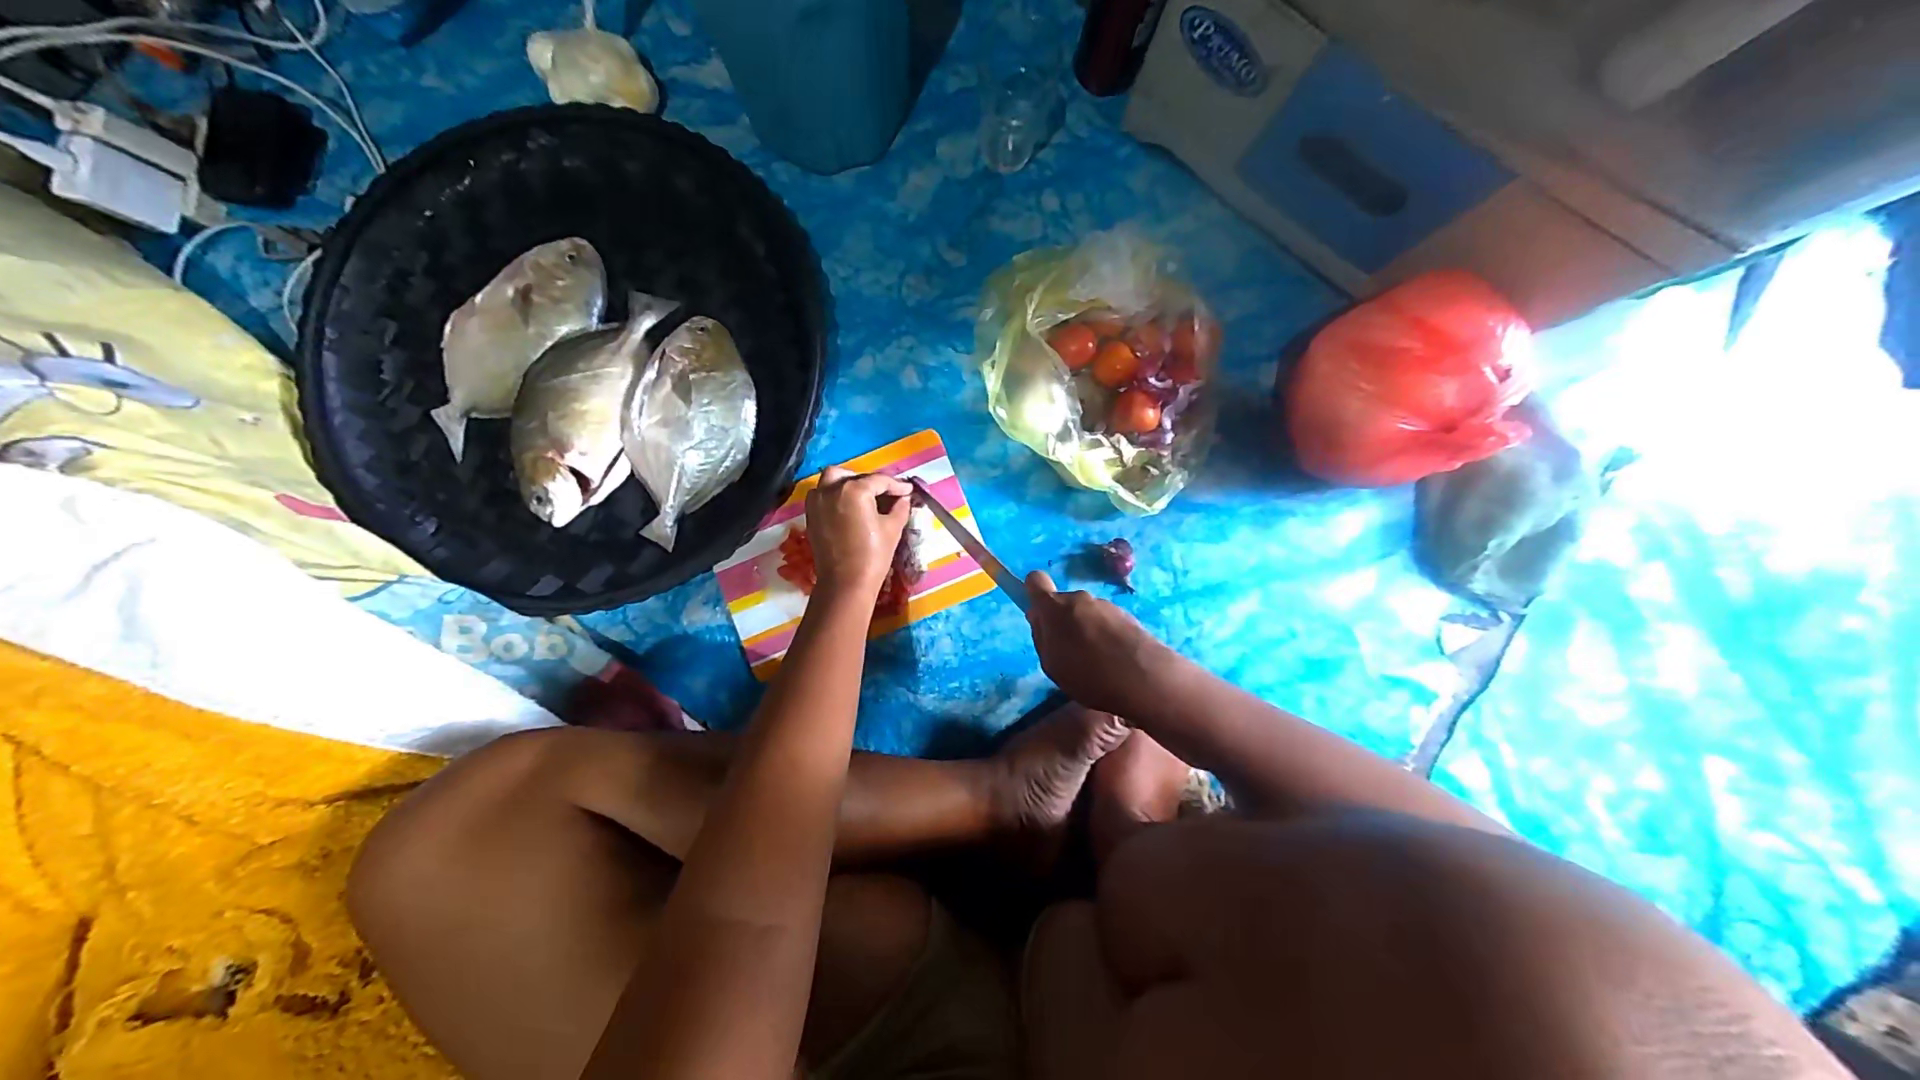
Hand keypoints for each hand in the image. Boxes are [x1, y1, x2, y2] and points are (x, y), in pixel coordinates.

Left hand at [805, 468, 912, 597]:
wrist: (845, 584)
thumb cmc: (873, 556)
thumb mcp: (892, 529)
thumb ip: (900, 508)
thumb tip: (903, 499)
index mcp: (854, 490)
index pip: (879, 480)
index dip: (896, 485)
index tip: (907, 490)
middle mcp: (831, 490)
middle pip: (853, 476)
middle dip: (870, 481)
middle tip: (885, 493)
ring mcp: (817, 502)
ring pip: (832, 480)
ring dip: (848, 482)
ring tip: (864, 496)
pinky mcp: (811, 516)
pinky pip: (822, 495)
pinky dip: (834, 495)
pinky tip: (848, 507)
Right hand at [1025, 571, 1178, 715]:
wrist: (1145, 678)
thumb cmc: (1088, 675)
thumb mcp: (1051, 664)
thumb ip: (1041, 636)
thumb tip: (1037, 615)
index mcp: (1055, 607)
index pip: (1035, 580)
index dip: (1034, 592)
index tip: (1038, 614)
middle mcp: (1080, 598)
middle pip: (1064, 602)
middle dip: (1063, 621)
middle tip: (1069, 652)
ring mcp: (1106, 605)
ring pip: (1087, 613)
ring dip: (1086, 629)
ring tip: (1095, 662)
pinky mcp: (1127, 615)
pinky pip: (1106, 622)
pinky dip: (1105, 636)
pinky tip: (1113, 661)